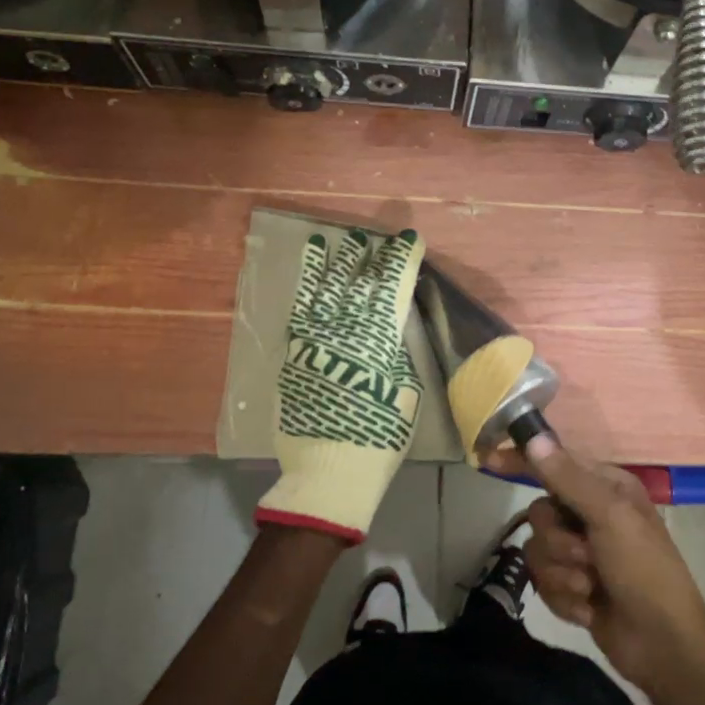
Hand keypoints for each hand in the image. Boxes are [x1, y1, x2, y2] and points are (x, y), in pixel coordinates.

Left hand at [255, 227, 423, 543]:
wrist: (331, 468)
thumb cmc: (379, 437)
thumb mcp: (407, 391)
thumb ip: (397, 353)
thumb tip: (390, 328)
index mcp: (383, 340)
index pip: (394, 287)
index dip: (402, 260)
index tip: (409, 240)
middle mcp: (349, 330)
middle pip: (360, 282)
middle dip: (368, 256)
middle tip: (371, 236)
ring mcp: (317, 338)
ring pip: (328, 288)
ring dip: (336, 263)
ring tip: (339, 241)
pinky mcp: (295, 351)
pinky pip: (301, 309)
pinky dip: (307, 284)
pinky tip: (311, 270)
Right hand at [484, 438, 704, 688]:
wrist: (662, 643)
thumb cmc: (644, 569)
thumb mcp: (610, 516)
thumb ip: (568, 478)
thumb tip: (535, 438)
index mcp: (607, 487)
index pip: (555, 463)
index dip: (522, 459)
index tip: (488, 460)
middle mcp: (591, 513)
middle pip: (539, 513)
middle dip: (558, 542)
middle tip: (586, 556)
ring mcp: (581, 552)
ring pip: (538, 550)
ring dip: (562, 574)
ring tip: (590, 588)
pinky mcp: (573, 587)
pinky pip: (543, 582)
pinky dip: (564, 598)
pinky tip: (589, 609)